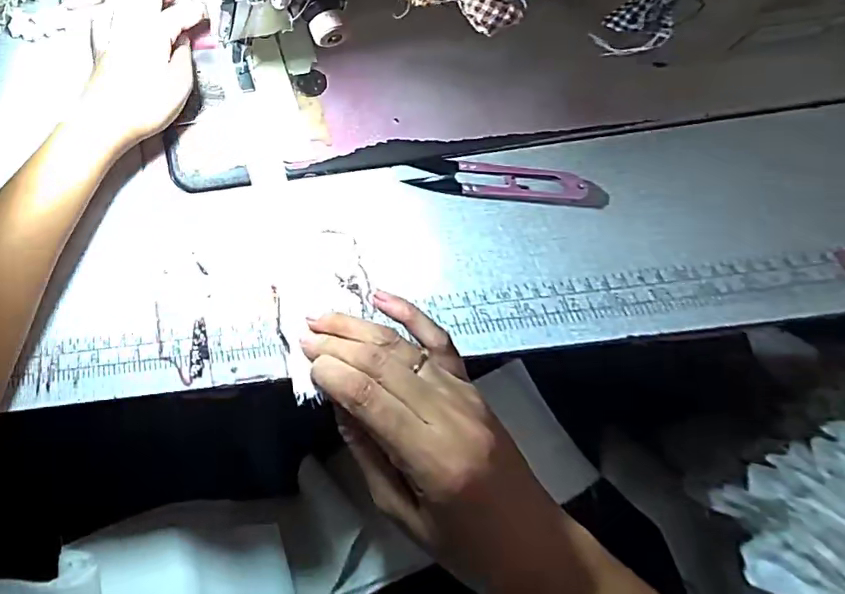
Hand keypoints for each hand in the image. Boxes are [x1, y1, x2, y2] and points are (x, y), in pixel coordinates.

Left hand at [71, 0, 205, 153]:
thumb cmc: (138, 108)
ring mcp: (111, 35)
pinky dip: (118, 7)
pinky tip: (121, 13)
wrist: (102, 124)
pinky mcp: (99, 47)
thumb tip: (183, 42)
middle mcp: (129, 27)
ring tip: (156, 0)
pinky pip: (107, 14)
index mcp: (153, 31)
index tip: (203, 14)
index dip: (196, 10)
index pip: (180, 10)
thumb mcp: (179, 84)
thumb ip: (184, 55)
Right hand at [303, 293, 578, 589]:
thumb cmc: (468, 546)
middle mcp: (452, 417)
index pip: (369, 397)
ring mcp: (465, 395)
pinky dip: (409, 313)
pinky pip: (439, 340)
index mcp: (434, 459)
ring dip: (357, 327)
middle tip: (303, 336)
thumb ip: (365, 451)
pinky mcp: (472, 386)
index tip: (304, 363)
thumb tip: (334, 399)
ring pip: (401, 347)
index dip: (332, 374)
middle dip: (336, 345)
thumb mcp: (402, 513)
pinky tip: (380, 296)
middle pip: (382, 364)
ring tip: (321, 318)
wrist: (540, 549)